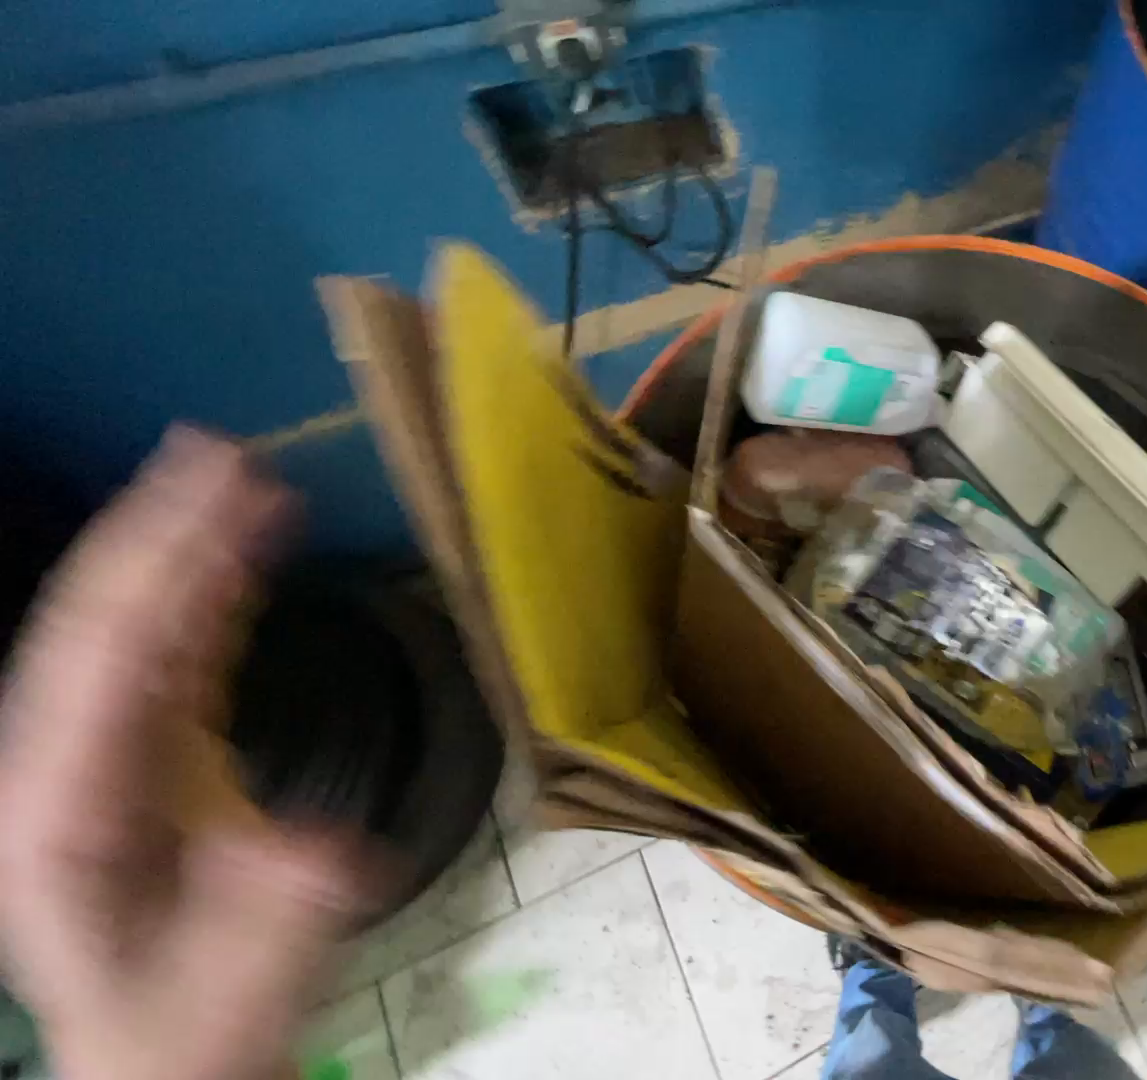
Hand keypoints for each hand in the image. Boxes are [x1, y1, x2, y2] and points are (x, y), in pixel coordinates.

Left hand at [0, 429, 376, 1079]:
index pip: (99, 665)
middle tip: (228, 451)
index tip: (215, 488)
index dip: (152, 566)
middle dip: (160, 532)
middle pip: (107, 627)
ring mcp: (113, 758)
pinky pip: (181, 656)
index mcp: (65, 815)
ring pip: (141, 629)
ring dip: (192, 551)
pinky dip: (216, 596)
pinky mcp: (162, 756)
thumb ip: (260, 928)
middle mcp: (71, 768)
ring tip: (250, 484)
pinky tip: (249, 559)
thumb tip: (309, 841)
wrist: (173, 1051)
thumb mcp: (225, 1005)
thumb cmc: (192, 1031)